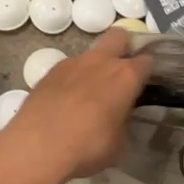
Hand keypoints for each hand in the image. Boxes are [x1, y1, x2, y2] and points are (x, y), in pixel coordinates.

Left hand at [4, 28, 152, 180]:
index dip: (147, 71)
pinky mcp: (50, 71)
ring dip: (95, 67)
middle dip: (124, 48)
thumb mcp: (118, 145)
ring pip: (92, 53)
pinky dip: (72, 79)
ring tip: (88, 94)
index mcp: (126, 76)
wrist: (36, 147)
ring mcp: (73, 62)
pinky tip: (65, 100)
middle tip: (120, 74)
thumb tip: (118, 119)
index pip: (146, 61)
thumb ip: (123, 123)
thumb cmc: (87, 147)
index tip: (145, 84)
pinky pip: (69, 68)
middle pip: (119, 36)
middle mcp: (102, 61)